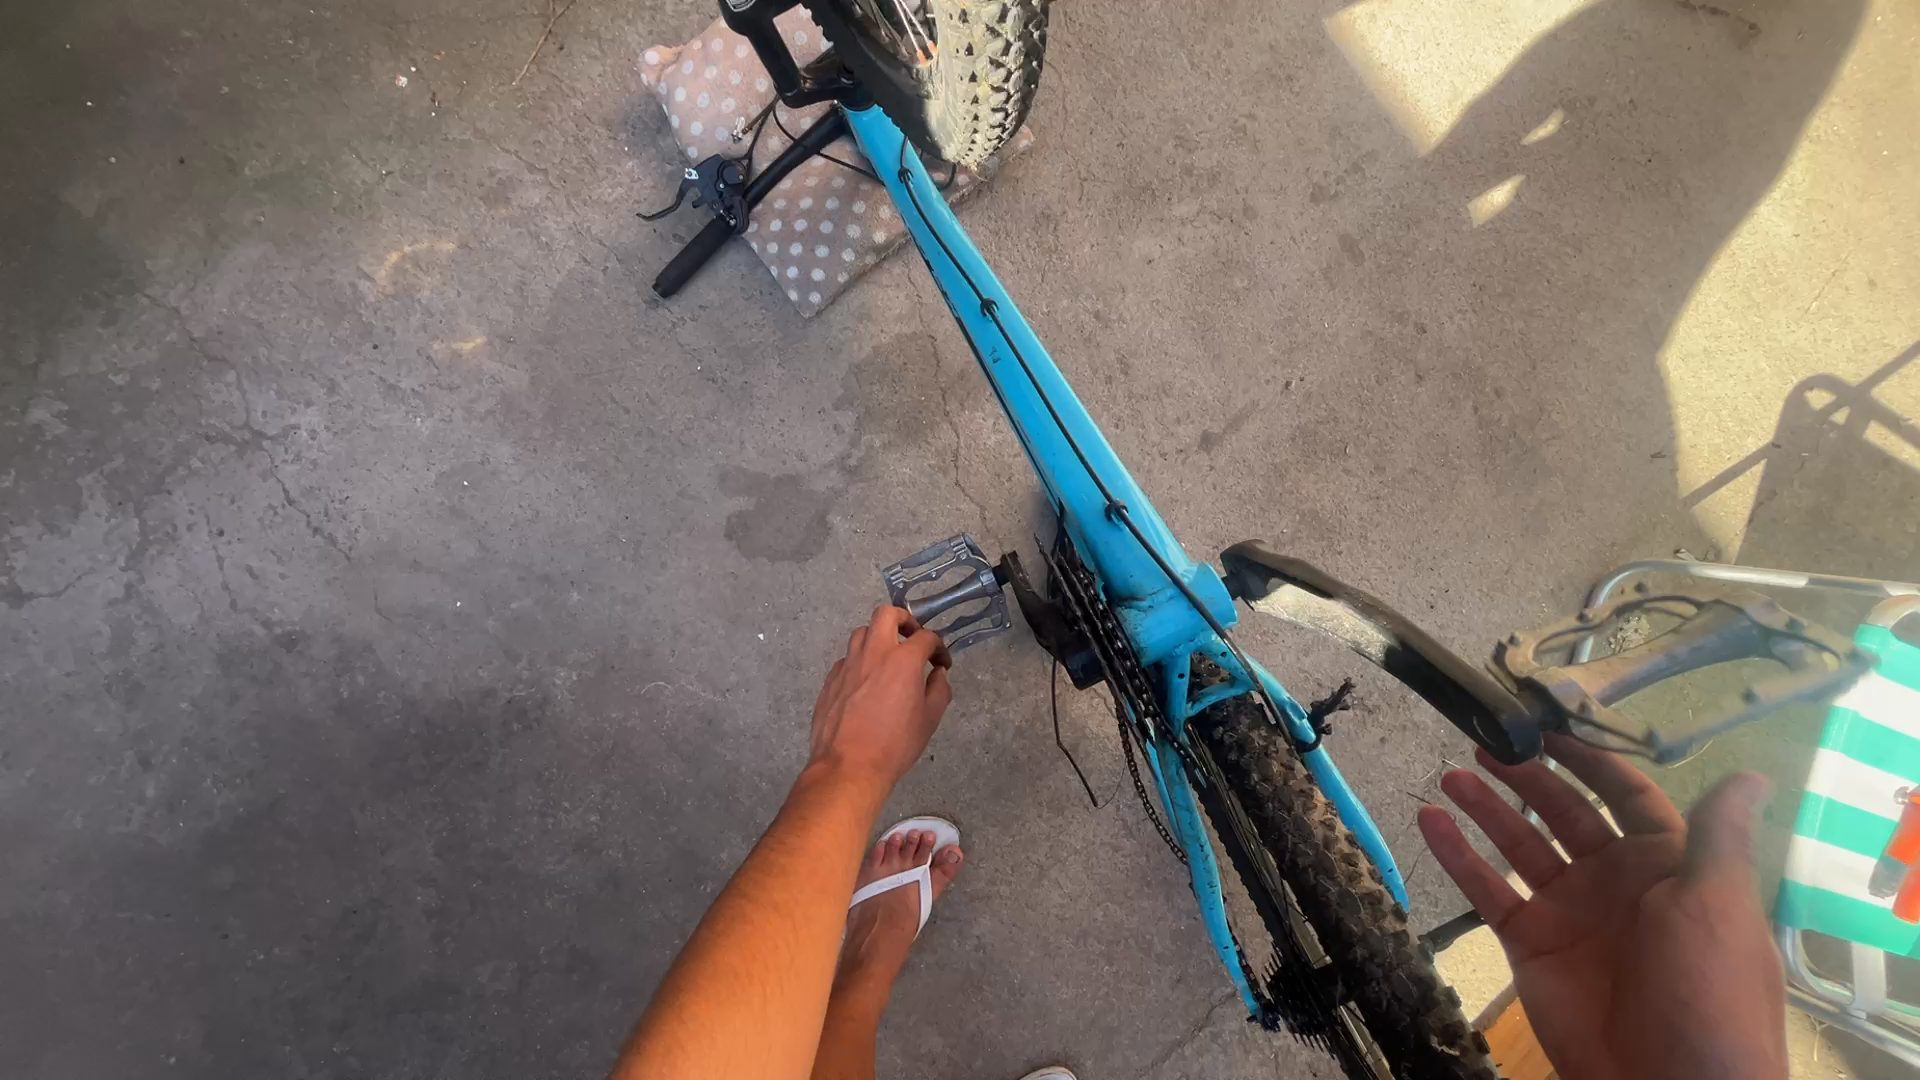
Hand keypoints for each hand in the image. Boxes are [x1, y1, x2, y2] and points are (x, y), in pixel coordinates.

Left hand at [806, 606, 952, 792]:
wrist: (848, 766)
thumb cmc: (895, 744)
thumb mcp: (929, 719)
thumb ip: (939, 689)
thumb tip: (937, 673)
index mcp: (903, 660)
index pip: (926, 637)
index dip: (939, 647)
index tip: (942, 662)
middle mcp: (874, 653)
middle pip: (886, 614)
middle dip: (904, 619)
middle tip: (912, 638)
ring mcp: (848, 664)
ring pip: (862, 633)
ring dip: (878, 639)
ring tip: (887, 659)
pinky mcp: (830, 679)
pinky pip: (847, 659)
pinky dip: (860, 662)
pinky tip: (866, 684)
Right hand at [1418, 733, 1783, 1079]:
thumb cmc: (1704, 990)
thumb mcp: (1718, 908)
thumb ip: (1716, 838)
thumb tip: (1750, 775)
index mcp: (1664, 868)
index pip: (1624, 797)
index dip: (1587, 761)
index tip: (1544, 730)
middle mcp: (1612, 880)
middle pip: (1562, 811)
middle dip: (1525, 777)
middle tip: (1483, 744)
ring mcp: (1565, 908)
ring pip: (1516, 842)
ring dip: (1484, 807)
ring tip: (1452, 778)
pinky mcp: (1527, 937)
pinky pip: (1484, 885)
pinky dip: (1454, 852)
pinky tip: (1429, 821)